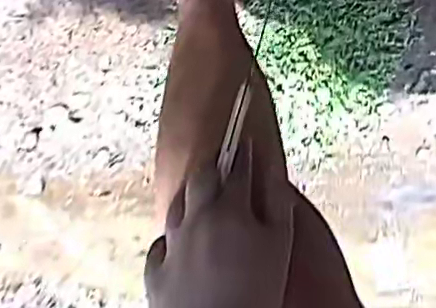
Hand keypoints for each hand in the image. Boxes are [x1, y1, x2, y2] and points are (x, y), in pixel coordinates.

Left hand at [144, 136, 294, 307]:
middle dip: (214, 166)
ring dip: (192, 197)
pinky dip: (172, 238)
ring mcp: (173, 248)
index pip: (238, 167)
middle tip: (224, 165)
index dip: (244, 152)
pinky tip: (183, 243)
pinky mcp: (155, 277)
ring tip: (204, 200)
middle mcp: (197, 220)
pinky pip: (159, 245)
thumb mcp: (281, 242)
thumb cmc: (258, 292)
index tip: (247, 143)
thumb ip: (277, 200)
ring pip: (177, 206)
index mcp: (230, 208)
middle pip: (201, 177)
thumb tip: (271, 172)